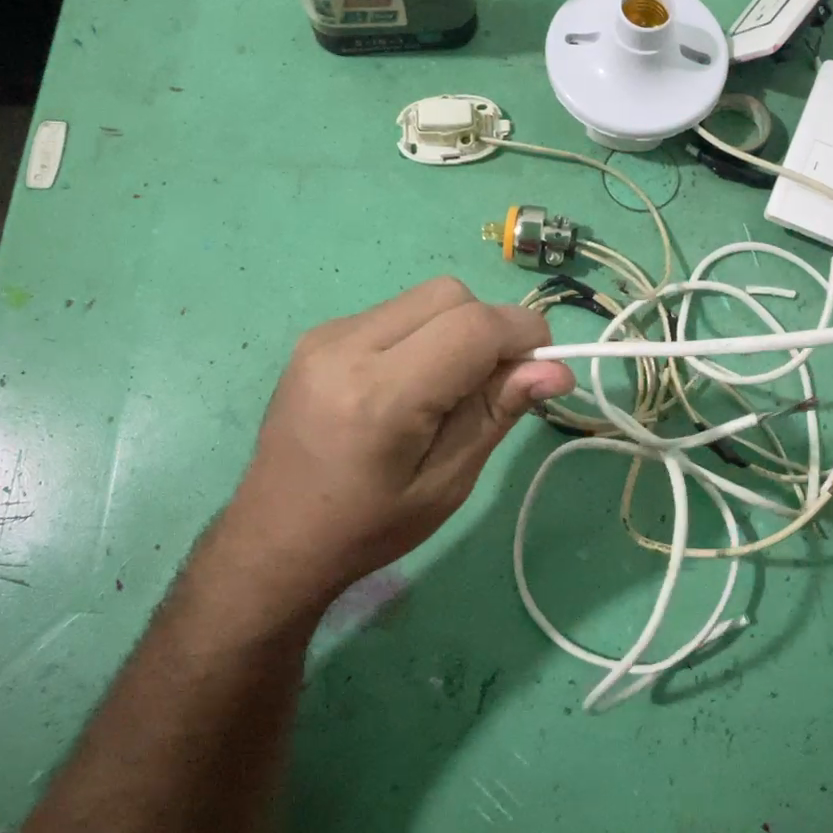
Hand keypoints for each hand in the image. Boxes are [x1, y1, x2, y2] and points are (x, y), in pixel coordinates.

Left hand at [227, 278, 573, 600]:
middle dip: (490, 327)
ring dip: (458, 327)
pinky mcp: (319, 335)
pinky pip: (395, 310)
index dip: (524, 334)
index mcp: (381, 395)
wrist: (275, 538)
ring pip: (425, 296)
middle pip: (451, 295)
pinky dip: (424, 332)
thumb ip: (497, 413)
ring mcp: (326, 335)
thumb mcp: (447, 484)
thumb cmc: (368, 527)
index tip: (541, 368)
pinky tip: (412, 381)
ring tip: (450, 386)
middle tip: (494, 383)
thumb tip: (557, 370)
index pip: (474, 326)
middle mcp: (348, 347)